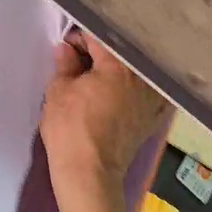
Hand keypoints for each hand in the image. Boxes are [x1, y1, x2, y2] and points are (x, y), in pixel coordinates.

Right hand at [40, 29, 168, 206]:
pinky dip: (136, 89)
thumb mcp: (57, 93)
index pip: (98, 37)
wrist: (89, 173)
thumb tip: (66, 50)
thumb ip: (64, 65)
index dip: (78, 39)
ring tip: (98, 78)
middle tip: (79, 64)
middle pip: (120, 52)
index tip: (66, 50)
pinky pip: (148, 93)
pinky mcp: (153, 118)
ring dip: (119, 70)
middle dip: (100, 54)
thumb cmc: (70, 131)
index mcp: (119, 64)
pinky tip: (124, 93)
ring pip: (135, 71)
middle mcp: (142, 76)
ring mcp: (152, 98)